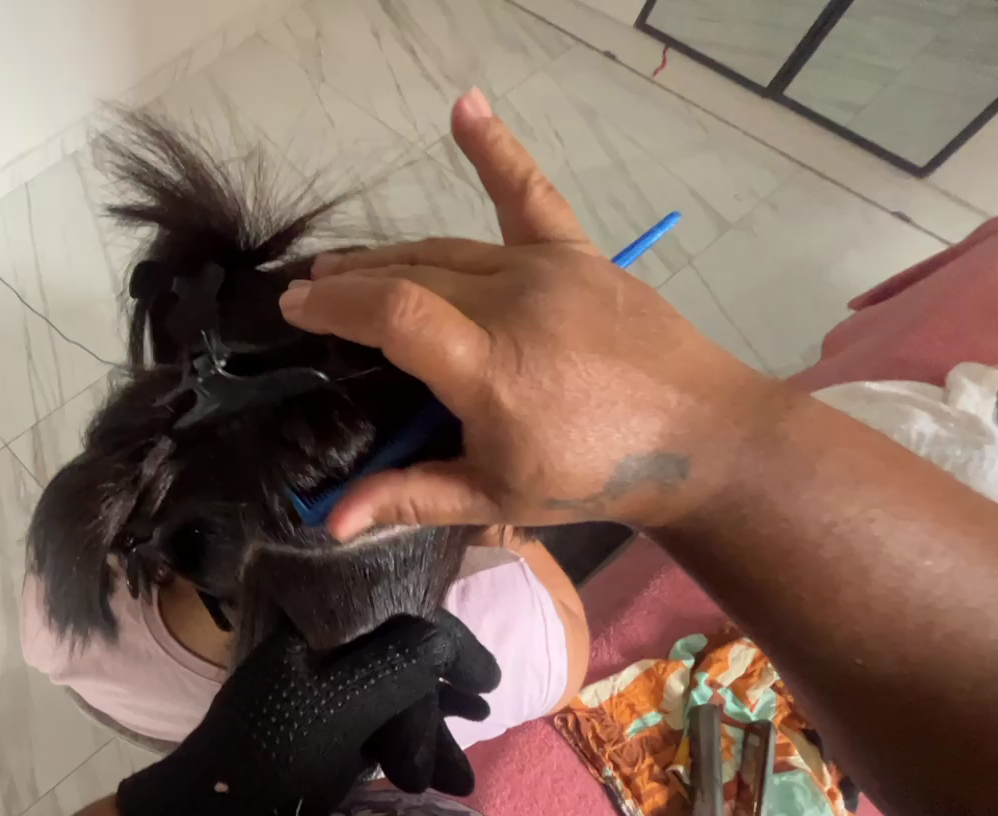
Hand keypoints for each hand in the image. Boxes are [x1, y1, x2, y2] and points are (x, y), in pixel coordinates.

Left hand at [116, 612, 497, 815]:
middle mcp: (319, 647)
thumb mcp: (345, 705)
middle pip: (398, 655)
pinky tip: (435, 775)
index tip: (490, 677)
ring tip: (459, 778)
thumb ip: (399, 665)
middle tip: (480, 722)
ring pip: (392, 694)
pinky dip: (406, 745)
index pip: (393, 613)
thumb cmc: (278, 753)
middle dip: (438, 699)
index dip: (446, 641)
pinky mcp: (325, 723)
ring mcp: (321, 687)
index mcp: (313, 627)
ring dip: (429, 732)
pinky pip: (377, 721)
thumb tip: (445, 640)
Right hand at [278, 89, 791, 537]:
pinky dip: (495, 150)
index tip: (293, 306)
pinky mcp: (578, 254)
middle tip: (306, 291)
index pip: (393, 314)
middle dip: (348, 281)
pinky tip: (465, 107)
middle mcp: (514, 303)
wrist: (704, 437)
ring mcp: (548, 269)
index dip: (335, 304)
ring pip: (443, 247)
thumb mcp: (493, 498)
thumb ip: (409, 499)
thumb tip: (330, 526)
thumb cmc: (592, 475)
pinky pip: (528, 194)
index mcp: (490, 366)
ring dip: (384, 254)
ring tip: (341, 265)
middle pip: (408, 273)